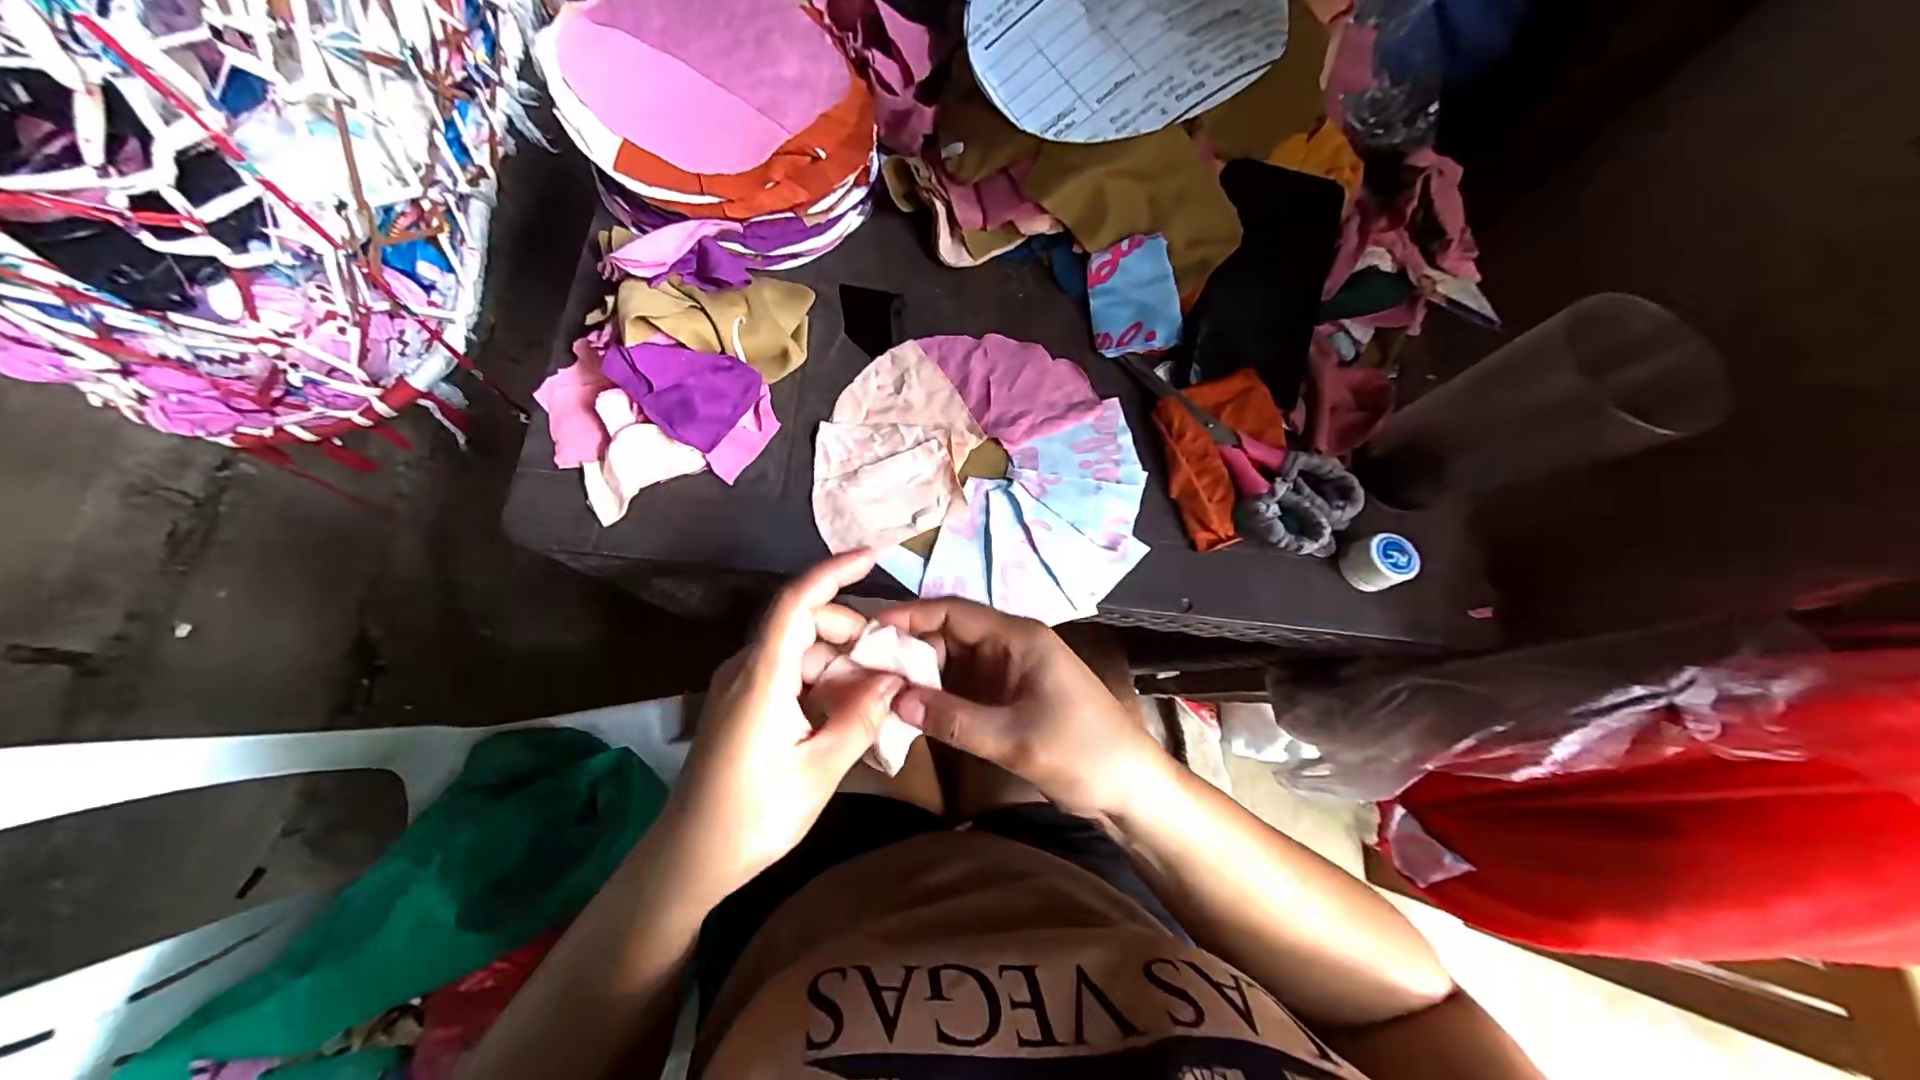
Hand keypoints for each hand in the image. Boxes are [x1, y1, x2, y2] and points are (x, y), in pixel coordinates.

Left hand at [670, 551, 903, 897]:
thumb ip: (861, 718)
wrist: (687, 860)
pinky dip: (821, 680)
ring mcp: (740, 686)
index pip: (797, 602)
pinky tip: (847, 708)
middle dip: (851, 631)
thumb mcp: (818, 770)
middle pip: (804, 623)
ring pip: (799, 649)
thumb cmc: (752, 817)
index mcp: (763, 677)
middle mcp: (747, 669)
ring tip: (877, 692)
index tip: (873, 556)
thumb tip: (896, 679)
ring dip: (839, 660)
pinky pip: (788, 673)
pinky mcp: (742, 704)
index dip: (833, 572)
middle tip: (890, 662)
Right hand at [872, 599, 1169, 821]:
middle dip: (909, 649)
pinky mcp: (1008, 697)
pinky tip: (911, 711)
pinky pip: (964, 687)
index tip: (868, 631)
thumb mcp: (1013, 739)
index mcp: (1018, 637)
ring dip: (920, 675)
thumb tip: (895, 698)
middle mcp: (1010, 646)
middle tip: (865, 670)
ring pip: (953, 662)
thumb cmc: (1081, 752)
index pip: (953, 612)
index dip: (909, 617)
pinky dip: (938, 696)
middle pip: (948, 634)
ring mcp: (1009, 672)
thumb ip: (952, 717)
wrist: (1131, 788)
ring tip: (879, 691)